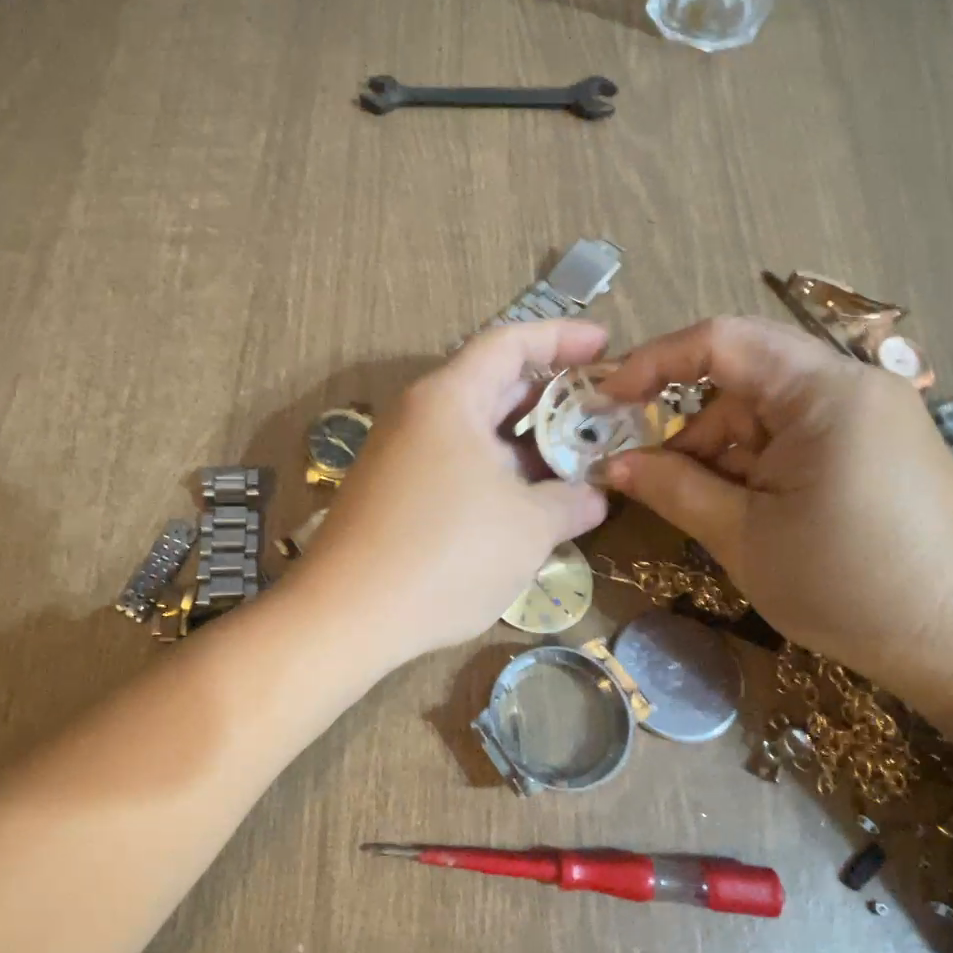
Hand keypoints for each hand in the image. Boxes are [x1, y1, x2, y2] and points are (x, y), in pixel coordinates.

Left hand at [292, 320, 610, 665]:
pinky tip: (527, 505)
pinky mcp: (391, 494)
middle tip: (601, 417)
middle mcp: (417, 416)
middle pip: (491, 387)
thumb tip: (593, 497)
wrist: (346, 614)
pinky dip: (494, 474)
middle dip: (549, 399)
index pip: (508, 344)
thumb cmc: (446, 554)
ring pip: (473, 433)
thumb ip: (569, 502)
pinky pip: (453, 466)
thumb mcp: (527, 527)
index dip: (561, 338)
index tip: (606, 346)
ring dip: (524, 445)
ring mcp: (399, 457)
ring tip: (576, 465)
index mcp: (448, 400)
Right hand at [601, 317, 952, 709]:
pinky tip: (739, 507)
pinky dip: (754, 461)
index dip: (652, 362)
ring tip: (694, 504)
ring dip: (718, 448)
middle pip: (742, 375)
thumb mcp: (742, 536)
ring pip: (765, 409)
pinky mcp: (877, 448)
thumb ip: (671, 487)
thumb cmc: (847, 586)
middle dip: (685, 420)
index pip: (721, 341)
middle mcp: (854, 387)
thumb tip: (611, 464)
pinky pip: (795, 434)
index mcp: (825, 393)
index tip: (603, 400)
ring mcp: (871, 417)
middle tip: (639, 466)